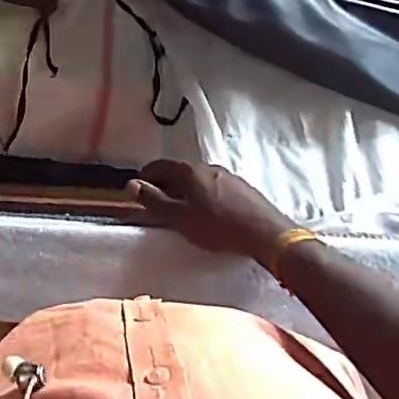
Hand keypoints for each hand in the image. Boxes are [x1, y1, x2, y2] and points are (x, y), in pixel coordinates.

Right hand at [126, 160, 298, 265]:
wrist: (267, 234)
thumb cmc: (218, 227)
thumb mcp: (181, 218)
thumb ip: (155, 201)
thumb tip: (131, 184)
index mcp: (189, 171)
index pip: (160, 165)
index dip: (146, 176)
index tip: (139, 189)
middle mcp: (207, 166)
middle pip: (179, 171)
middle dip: (165, 184)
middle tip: (157, 201)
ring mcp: (227, 176)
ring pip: (198, 178)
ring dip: (185, 189)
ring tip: (181, 208)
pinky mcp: (242, 188)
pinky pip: (214, 186)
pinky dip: (203, 194)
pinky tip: (208, 211)